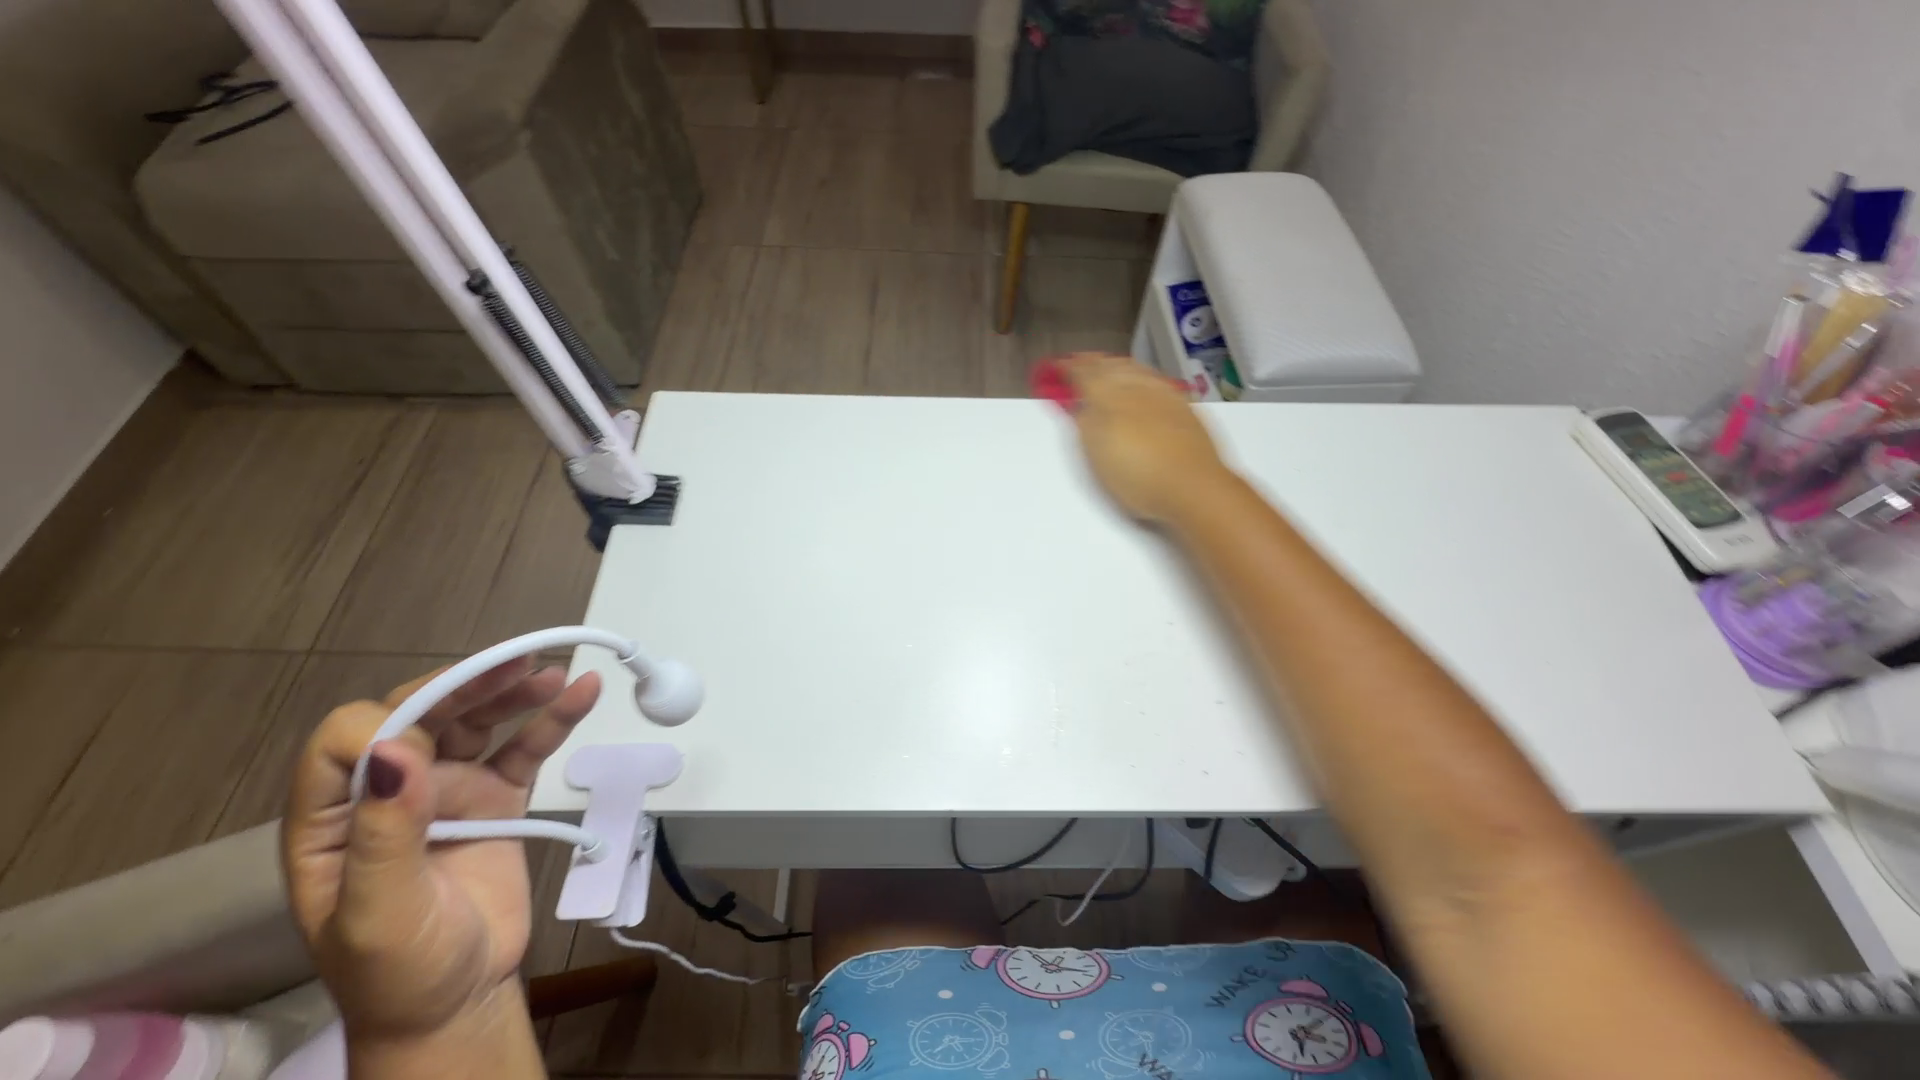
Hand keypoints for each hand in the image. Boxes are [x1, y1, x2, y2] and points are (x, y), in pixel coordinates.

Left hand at [282, 659, 598, 1043]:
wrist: (457, 1002)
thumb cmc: (399, 972)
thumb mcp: (380, 914)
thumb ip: (385, 834)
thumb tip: (396, 751)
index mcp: (335, 816)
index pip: (346, 744)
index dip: (384, 727)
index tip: (428, 746)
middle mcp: (389, 791)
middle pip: (419, 716)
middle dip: (463, 686)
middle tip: (515, 665)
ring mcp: (446, 792)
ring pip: (473, 722)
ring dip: (508, 692)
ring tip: (548, 672)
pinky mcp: (495, 800)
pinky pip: (522, 750)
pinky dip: (551, 721)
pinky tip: (581, 693)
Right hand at [1063, 352, 1229, 522]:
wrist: (1194, 488)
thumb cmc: (1139, 477)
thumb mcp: (1097, 455)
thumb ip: (1084, 422)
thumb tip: (1075, 402)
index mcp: (1109, 397)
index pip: (1082, 374)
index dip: (1067, 369)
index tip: (1054, 368)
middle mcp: (1137, 387)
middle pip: (1110, 366)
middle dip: (1091, 363)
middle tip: (1078, 362)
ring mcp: (1164, 394)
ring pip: (1135, 368)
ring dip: (1116, 365)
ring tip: (1106, 366)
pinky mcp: (1184, 406)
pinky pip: (1156, 378)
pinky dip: (1141, 374)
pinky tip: (1142, 381)